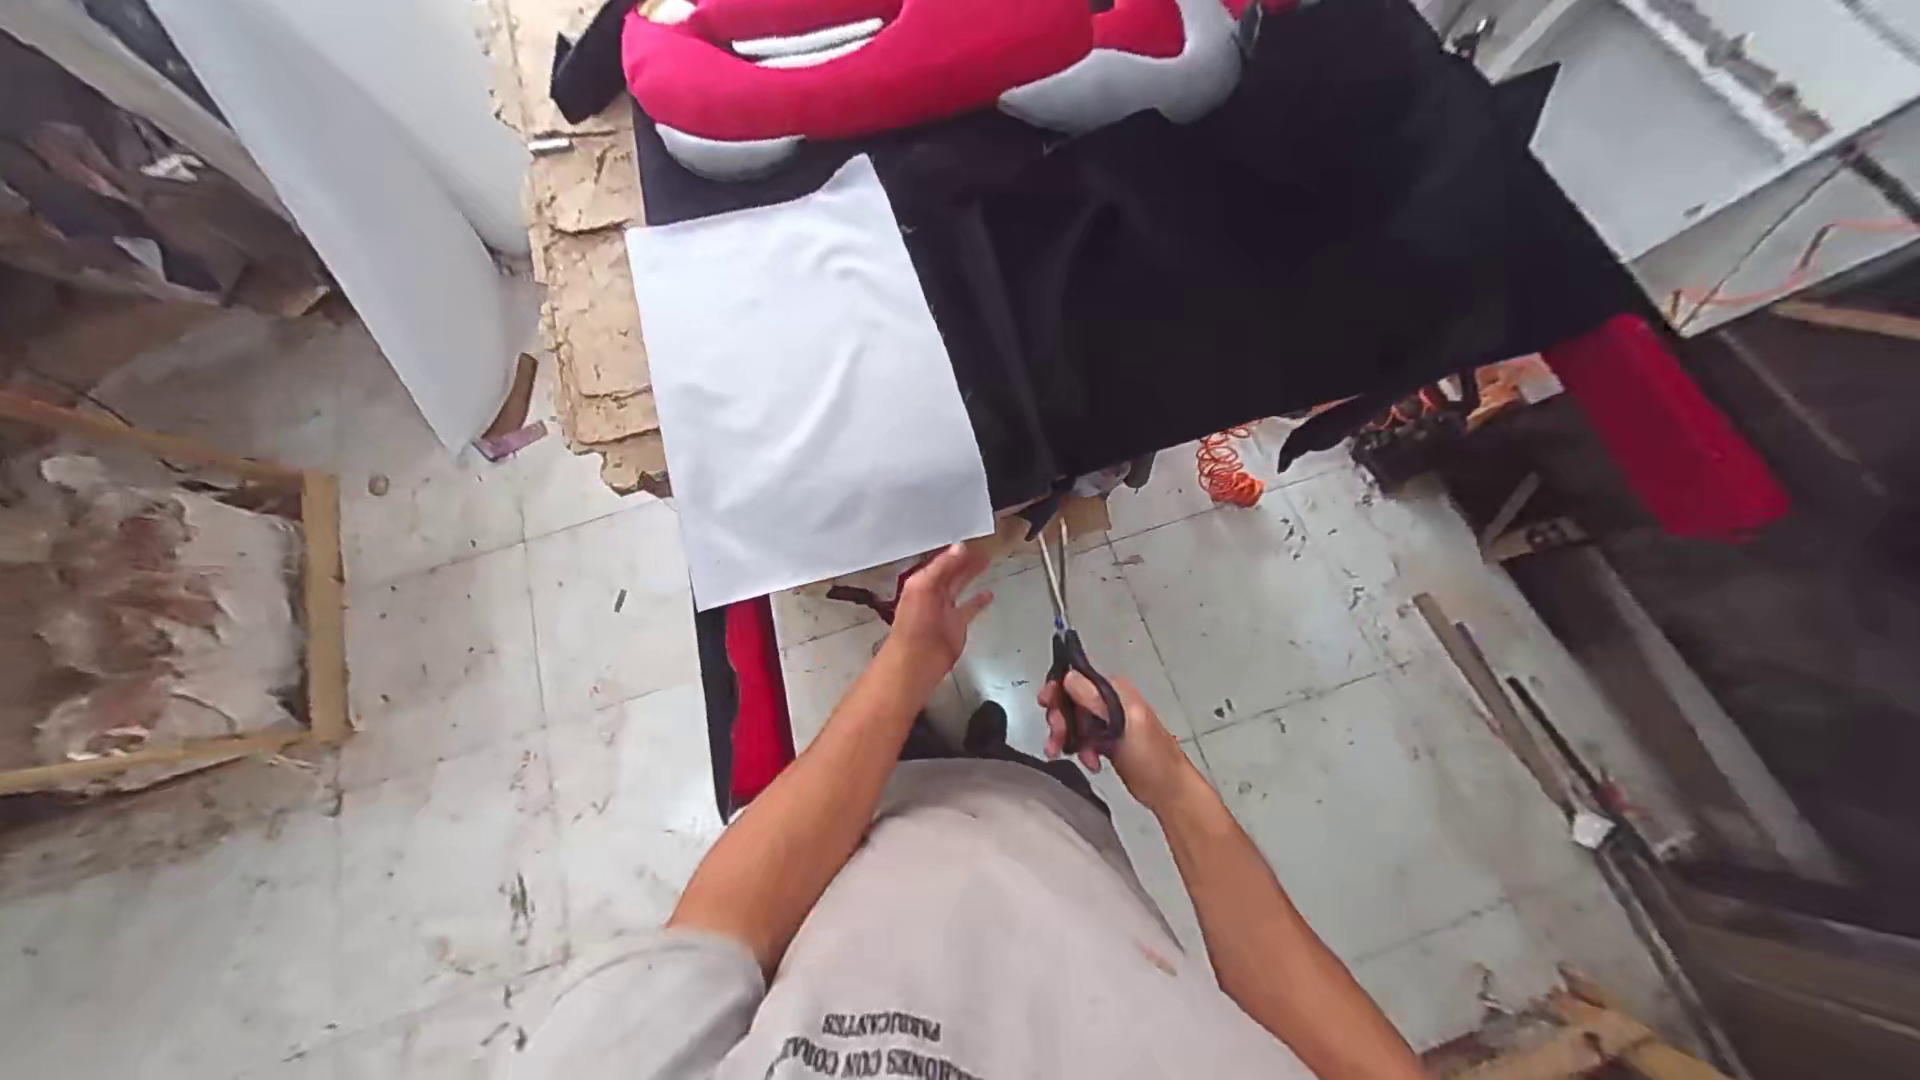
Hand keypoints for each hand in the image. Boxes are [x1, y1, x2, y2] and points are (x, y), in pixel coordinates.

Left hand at [882, 543, 992, 684]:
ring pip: (960, 586)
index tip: (970, 541)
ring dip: (971, 574)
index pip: (940, 562)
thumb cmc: (914, 623)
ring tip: (985, 562)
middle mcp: (933, 593)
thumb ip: (941, 567)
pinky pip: (970, 608)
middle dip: (965, 560)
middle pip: (952, 571)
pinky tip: (988, 593)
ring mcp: (946, 609)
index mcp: (922, 582)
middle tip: (981, 548)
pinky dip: (979, 601)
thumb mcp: (923, 587)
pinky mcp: (957, 624)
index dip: (954, 552)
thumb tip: (960, 548)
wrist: (917, 659)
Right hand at [1040, 672, 1196, 811]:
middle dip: (1060, 719)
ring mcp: (1106, 721)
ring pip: (1072, 720)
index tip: (1046, 705)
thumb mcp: (1125, 725)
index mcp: (1114, 690)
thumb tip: (1069, 676)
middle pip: (1070, 699)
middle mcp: (1109, 701)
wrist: (1169, 791)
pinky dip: (1077, 748)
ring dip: (1066, 737)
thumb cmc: (1153, 757)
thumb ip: (1096, 700)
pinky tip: (1088, 762)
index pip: (1076, 678)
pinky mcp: (1104, 739)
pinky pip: (1080, 737)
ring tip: (1064, 753)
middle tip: (1057, 738)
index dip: (1058, 690)